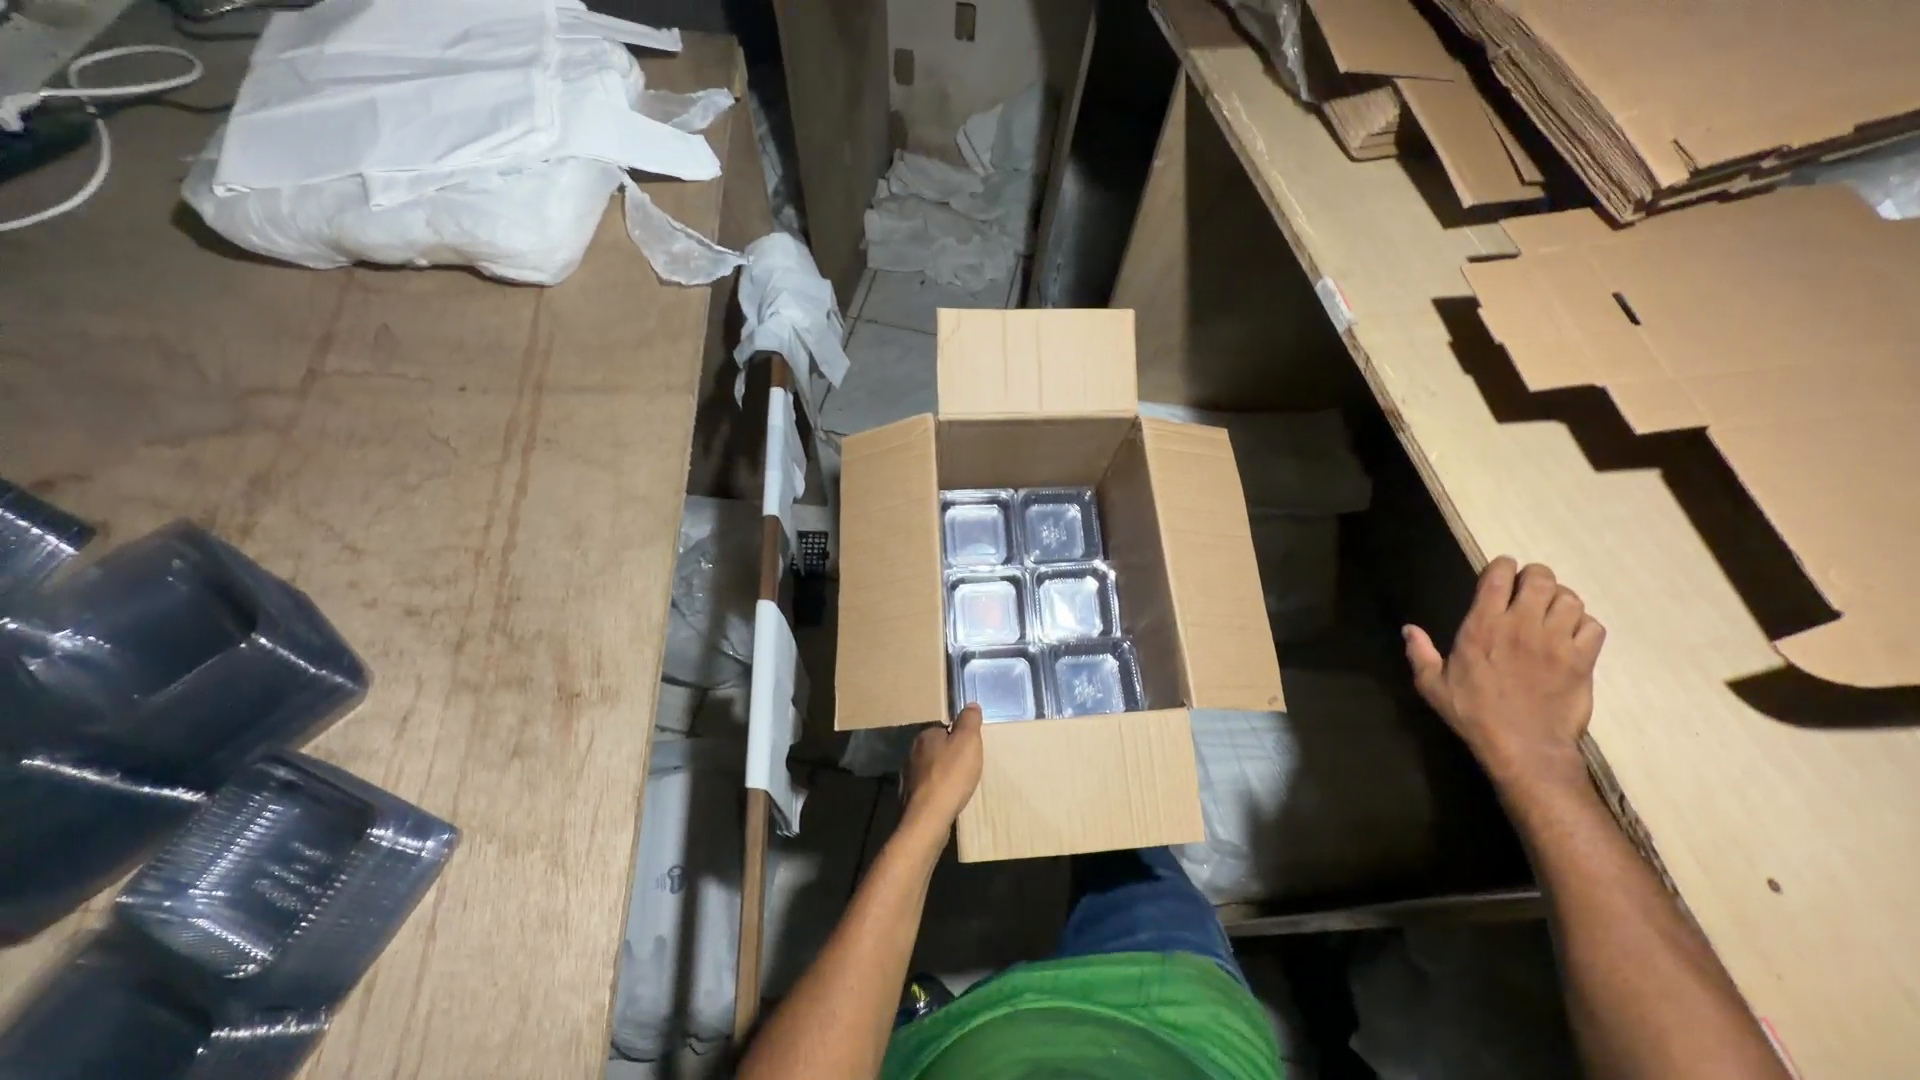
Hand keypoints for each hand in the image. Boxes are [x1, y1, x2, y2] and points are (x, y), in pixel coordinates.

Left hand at [902, 705, 983, 829]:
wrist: (929, 817)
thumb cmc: (951, 775)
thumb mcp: (968, 741)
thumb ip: (969, 721)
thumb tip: (970, 705)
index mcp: (924, 736)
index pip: (943, 729)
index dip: (958, 738)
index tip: (970, 749)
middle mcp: (911, 753)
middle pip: (936, 750)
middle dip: (949, 757)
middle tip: (967, 768)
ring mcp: (907, 777)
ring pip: (930, 770)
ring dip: (942, 776)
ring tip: (958, 786)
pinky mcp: (909, 798)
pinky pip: (926, 790)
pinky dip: (936, 792)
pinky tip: (946, 800)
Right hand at [1403, 557, 1605, 789]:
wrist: (1523, 746)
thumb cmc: (1474, 714)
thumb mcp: (1433, 686)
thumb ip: (1420, 653)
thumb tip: (1408, 629)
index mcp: (1483, 626)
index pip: (1499, 575)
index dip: (1502, 566)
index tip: (1500, 574)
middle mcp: (1521, 625)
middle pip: (1540, 578)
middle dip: (1535, 577)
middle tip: (1529, 589)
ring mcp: (1556, 641)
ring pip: (1570, 599)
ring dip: (1561, 600)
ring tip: (1552, 611)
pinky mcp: (1582, 660)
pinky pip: (1593, 626)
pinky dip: (1584, 625)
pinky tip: (1572, 635)